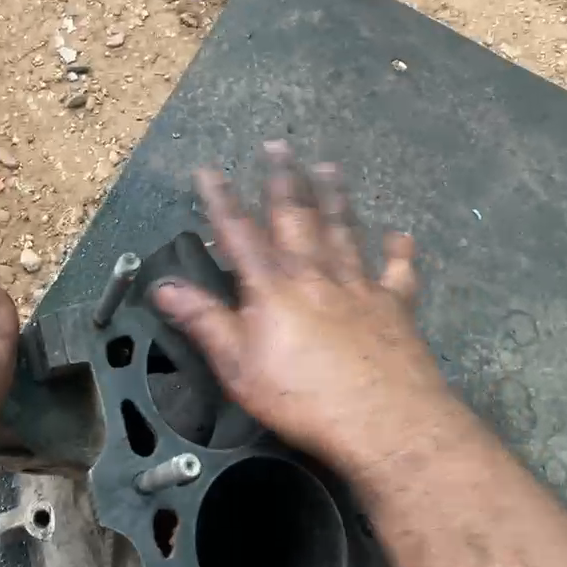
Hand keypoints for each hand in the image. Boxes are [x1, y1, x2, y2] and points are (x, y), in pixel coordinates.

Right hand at [152, 142, 453, 477]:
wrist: (385, 421)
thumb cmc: (302, 397)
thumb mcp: (238, 365)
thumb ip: (203, 321)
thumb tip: (163, 287)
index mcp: (273, 286)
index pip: (239, 233)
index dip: (221, 200)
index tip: (208, 170)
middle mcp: (315, 273)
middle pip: (296, 217)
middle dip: (283, 179)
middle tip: (279, 145)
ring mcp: (358, 286)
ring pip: (344, 231)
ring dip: (335, 198)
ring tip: (330, 167)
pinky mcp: (394, 307)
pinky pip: (397, 273)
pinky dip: (400, 253)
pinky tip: (402, 236)